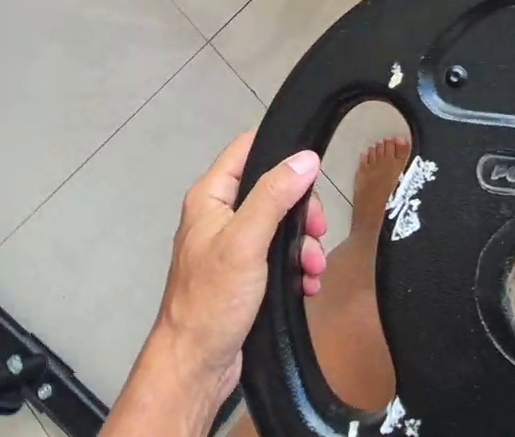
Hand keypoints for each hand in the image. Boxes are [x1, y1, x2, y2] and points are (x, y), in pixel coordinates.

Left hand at [128, 132, 327, 422]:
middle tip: (318, 230)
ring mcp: (234, 245)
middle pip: (273, 188)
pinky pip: (280, 255)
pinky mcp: (246, 274)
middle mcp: (221, 214)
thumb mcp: (246, 240)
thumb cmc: (212, 299)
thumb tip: (306, 158)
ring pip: (281, 224)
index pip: (247, 148)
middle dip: (302, 209)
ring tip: (314, 268)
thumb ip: (274, 195)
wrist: (196, 366)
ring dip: (305, 243)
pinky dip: (297, 266)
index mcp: (211, 196)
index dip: (279, 148)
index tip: (312, 164)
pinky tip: (307, 283)